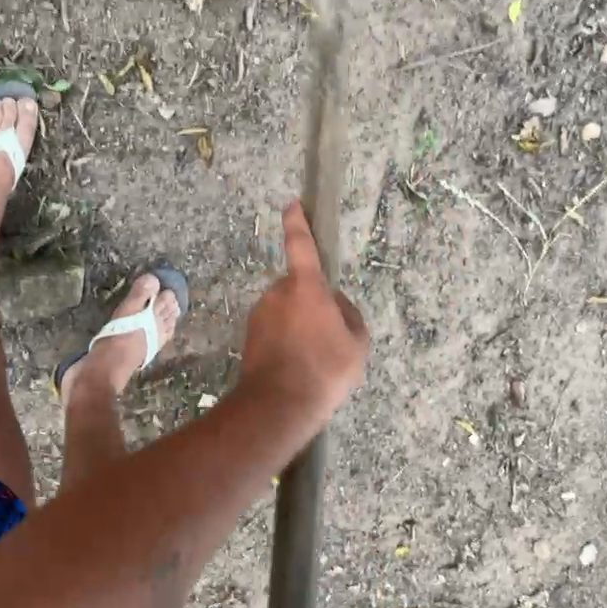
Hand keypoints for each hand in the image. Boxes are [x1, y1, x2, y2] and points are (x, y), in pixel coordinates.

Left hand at [236, 201, 369, 426]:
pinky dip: (285, 341)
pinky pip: (274, 329)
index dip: (297, 222)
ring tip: (313, 360)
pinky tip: (296, 367)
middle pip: (299, 288)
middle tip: (328, 338)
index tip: (292, 204)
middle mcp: (278, 292)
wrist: (279, 403)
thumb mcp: (356, 343)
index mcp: (305, 286)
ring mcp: (260, 312)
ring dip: (298, 325)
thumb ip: (350, 315)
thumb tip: (337, 304)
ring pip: (286, 311)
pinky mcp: (250, 334)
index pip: (300, 244)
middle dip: (312, 304)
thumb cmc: (325, 369)